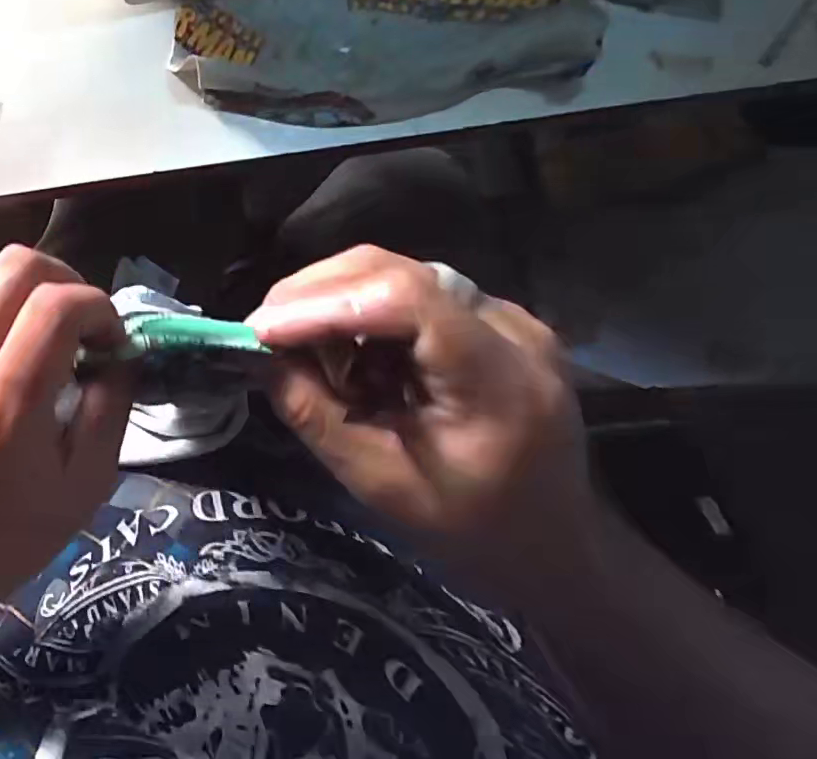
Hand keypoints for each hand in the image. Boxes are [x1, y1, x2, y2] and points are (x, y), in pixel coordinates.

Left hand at [0, 246, 131, 653]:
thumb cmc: (17, 529)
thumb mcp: (89, 481)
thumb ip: (114, 403)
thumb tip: (121, 345)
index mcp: (5, 409)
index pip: (57, 308)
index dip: (99, 307)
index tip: (110, 339)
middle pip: (17, 268)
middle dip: (66, 281)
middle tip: (81, 321)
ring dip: (27, 288)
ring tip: (41, 327)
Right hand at [246, 246, 593, 581]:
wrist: (556, 545)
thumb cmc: (471, 530)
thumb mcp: (382, 485)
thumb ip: (316, 417)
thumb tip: (260, 358)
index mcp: (498, 379)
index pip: (405, 301)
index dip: (323, 304)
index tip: (262, 330)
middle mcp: (509, 327)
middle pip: (394, 271)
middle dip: (314, 293)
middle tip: (263, 328)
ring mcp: (503, 316)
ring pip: (395, 272)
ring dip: (332, 298)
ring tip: (295, 340)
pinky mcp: (487, 318)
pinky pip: (407, 291)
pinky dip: (357, 308)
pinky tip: (340, 345)